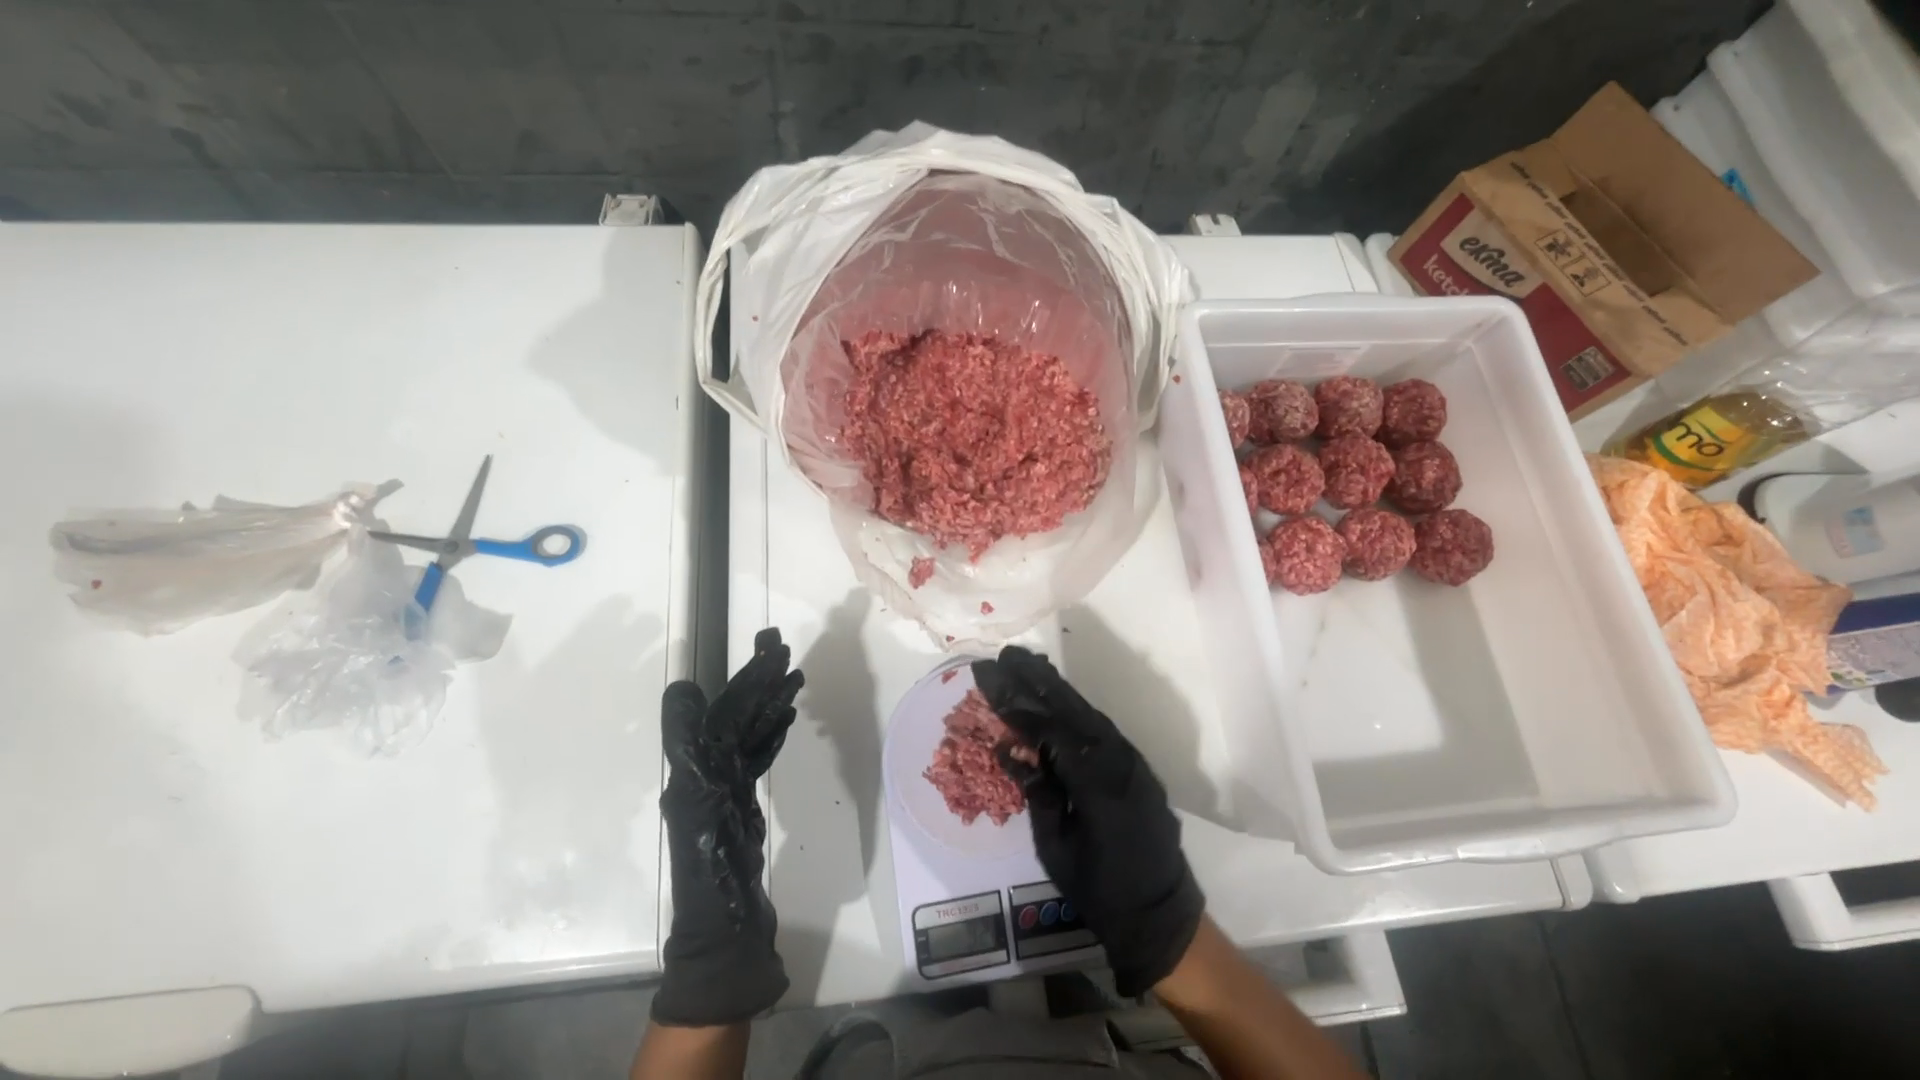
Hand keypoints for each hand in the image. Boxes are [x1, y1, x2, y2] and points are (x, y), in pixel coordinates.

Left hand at [652, 627, 802, 1026]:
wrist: (725, 930)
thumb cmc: (713, 870)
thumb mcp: (698, 804)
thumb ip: (691, 746)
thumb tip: (683, 689)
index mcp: (695, 768)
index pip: (725, 712)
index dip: (748, 680)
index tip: (772, 650)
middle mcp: (705, 771)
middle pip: (736, 716)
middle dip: (760, 681)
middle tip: (784, 649)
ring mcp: (723, 787)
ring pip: (747, 733)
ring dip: (769, 703)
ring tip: (795, 675)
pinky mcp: (738, 804)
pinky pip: (754, 758)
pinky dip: (770, 735)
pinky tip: (788, 715)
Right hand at [972, 645, 1204, 996]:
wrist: (1160, 913)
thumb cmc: (1100, 890)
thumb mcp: (1056, 849)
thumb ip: (1037, 794)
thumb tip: (1011, 750)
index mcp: (1097, 784)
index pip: (1050, 731)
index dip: (1017, 704)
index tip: (989, 678)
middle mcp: (1120, 763)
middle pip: (1073, 711)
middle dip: (1037, 681)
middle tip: (1007, 654)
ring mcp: (1134, 763)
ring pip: (1090, 715)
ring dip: (1058, 689)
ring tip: (1028, 665)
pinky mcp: (1138, 768)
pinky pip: (1103, 730)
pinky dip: (1078, 710)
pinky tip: (1059, 699)